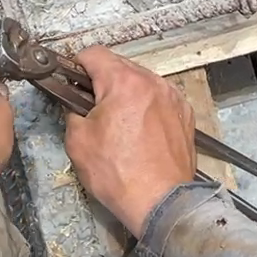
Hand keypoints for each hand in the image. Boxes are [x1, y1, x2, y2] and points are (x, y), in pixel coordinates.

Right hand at [63, 47, 196, 237]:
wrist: (161, 203)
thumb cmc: (119, 174)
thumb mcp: (78, 141)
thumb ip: (72, 110)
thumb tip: (74, 102)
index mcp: (124, 82)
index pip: (93, 53)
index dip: (76, 65)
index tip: (71, 81)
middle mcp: (153, 82)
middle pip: (119, 65)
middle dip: (102, 81)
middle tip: (91, 107)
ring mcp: (172, 97)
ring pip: (141, 81)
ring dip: (125, 93)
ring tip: (117, 123)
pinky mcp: (184, 114)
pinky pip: (159, 98)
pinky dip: (146, 106)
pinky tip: (139, 131)